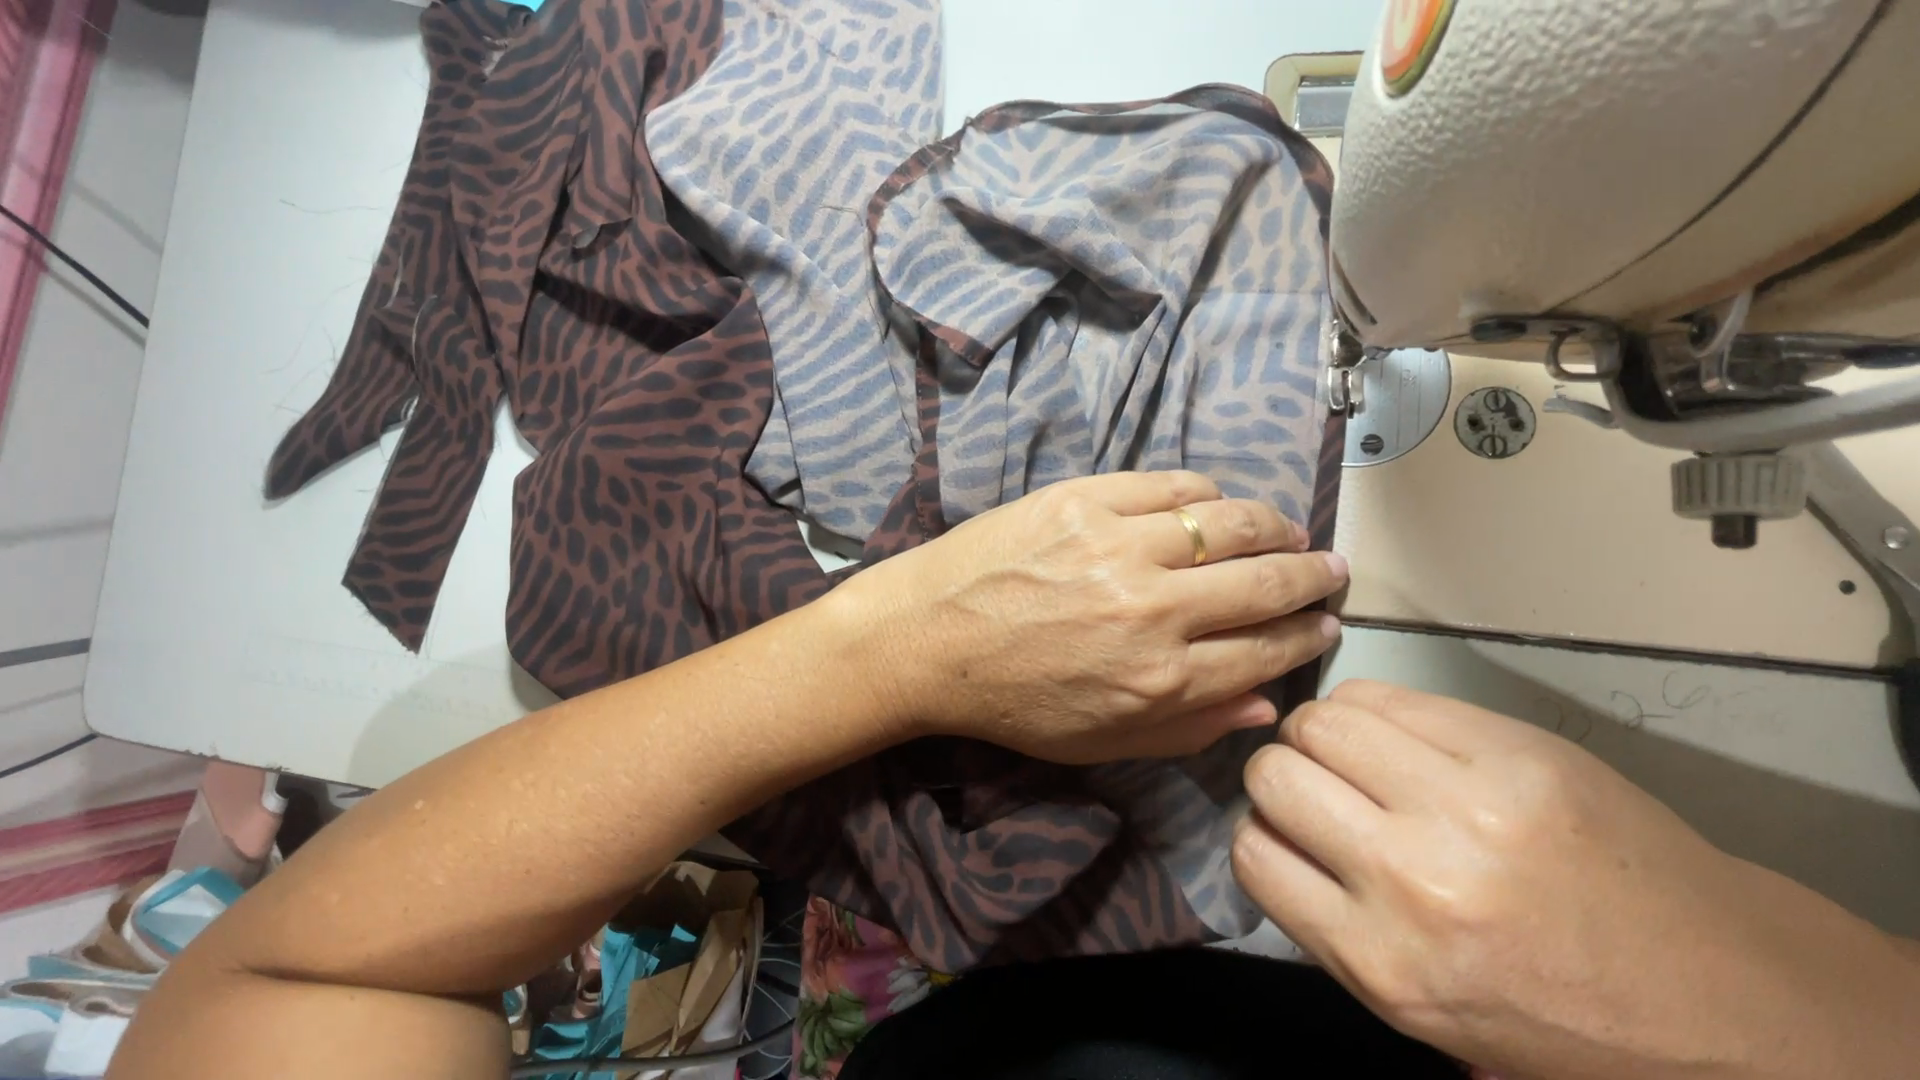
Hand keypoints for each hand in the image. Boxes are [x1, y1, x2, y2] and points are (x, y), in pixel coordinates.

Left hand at [836, 470, 1347, 763]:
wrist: (925, 639)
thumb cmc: (1011, 701)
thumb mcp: (1100, 743)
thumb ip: (1189, 728)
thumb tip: (1265, 703)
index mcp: (1161, 679)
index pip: (1267, 650)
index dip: (1307, 636)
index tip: (1324, 624)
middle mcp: (1153, 609)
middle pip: (1265, 582)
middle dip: (1312, 577)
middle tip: (1330, 571)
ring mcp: (1117, 545)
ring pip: (1230, 522)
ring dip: (1274, 527)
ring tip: (1285, 532)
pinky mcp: (1082, 499)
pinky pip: (1170, 485)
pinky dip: (1206, 493)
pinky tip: (1215, 504)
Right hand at [1232, 681, 1919, 1079]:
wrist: (1727, 998)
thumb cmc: (1554, 1017)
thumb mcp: (1417, 1006)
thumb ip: (1328, 922)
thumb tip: (1270, 834)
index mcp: (1385, 961)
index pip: (1253, 853)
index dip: (1261, 836)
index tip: (1289, 838)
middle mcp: (1414, 877)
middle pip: (1275, 774)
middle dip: (1280, 778)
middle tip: (1320, 792)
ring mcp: (1470, 802)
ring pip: (1320, 722)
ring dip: (1319, 737)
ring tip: (1357, 759)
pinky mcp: (1515, 748)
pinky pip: (1385, 697)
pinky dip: (1369, 713)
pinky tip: (1397, 739)